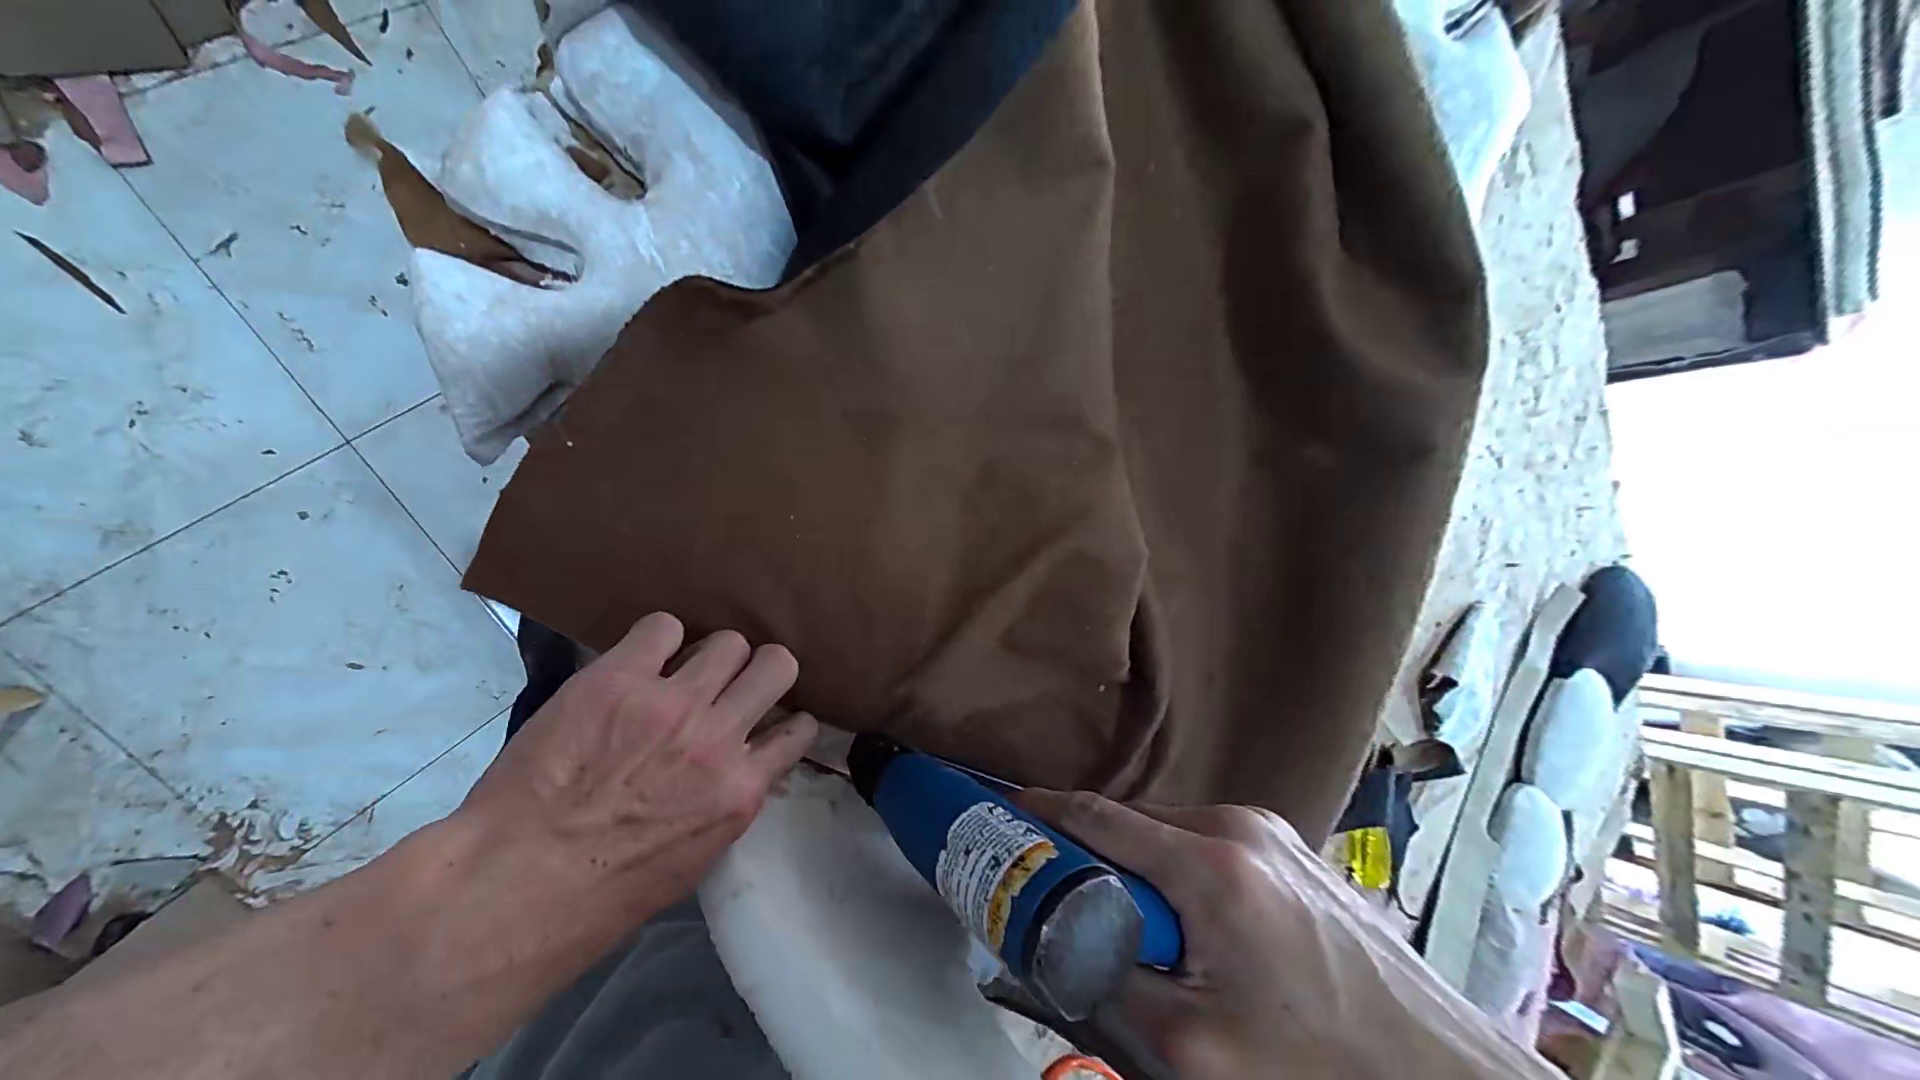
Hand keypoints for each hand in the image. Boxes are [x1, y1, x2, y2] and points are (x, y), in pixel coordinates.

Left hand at [459, 612, 818, 925]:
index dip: (789, 719)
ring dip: (713, 655)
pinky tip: (643, 659)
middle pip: (776, 665)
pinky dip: (659, 639)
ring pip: (728, 641)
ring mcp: (671, 704)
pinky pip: (662, 627)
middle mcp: (718, 738)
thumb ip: (729, 800)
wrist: (515, 885)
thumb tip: (741, 767)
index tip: (773, 719)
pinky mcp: (619, 679)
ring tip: (685, 669)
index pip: (799, 729)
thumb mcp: (697, 855)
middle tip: (734, 683)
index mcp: (740, 790)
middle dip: (763, 670)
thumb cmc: (606, 891)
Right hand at [1017, 792, 1555, 1079]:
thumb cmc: (1321, 1065)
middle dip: (1093, 854)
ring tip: (1137, 927)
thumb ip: (1111, 986)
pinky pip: (1210, 845)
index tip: (1005, 813)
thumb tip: (1059, 946)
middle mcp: (1240, 826)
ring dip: (1141, 868)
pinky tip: (1194, 927)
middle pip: (1135, 825)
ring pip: (1172, 833)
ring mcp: (1273, 833)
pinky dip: (1181, 872)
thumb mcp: (1190, 1047)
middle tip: (1063, 893)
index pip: (1099, 817)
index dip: (1044, 813)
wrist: (1445, 1079)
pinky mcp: (1292, 851)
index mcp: (1211, 863)